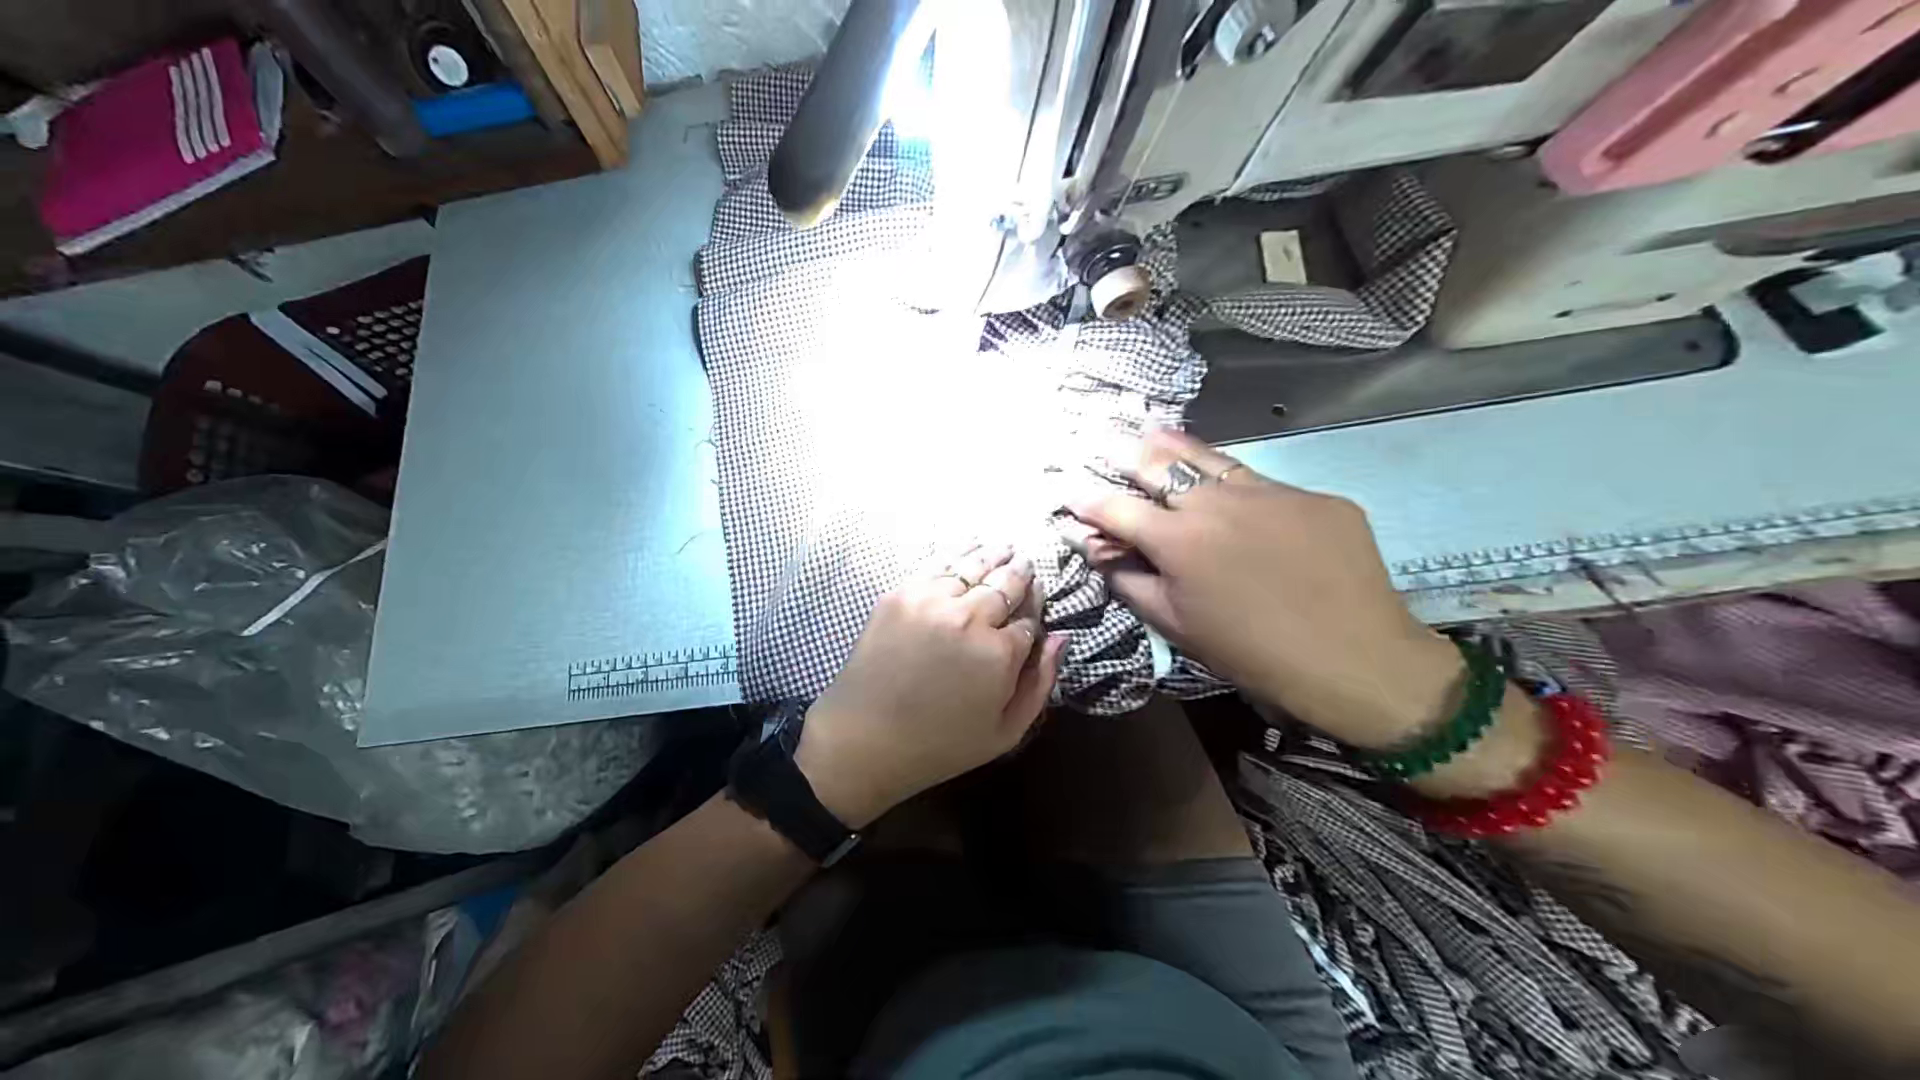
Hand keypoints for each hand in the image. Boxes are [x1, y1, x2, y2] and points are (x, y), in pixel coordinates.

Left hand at [795, 544, 1068, 827]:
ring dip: (994, 556)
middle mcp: (969, 618)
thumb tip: (1060, 637)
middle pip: (1005, 584)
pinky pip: (937, 563)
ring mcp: (932, 600)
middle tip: (1026, 564)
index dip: (1036, 608)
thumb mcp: (1005, 732)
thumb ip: (1040, 683)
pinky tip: (970, 545)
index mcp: (999, 654)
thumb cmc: (940, 745)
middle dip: (1020, 574)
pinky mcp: (901, 594)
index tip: (1037, 601)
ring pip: (973, 566)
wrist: (864, 739)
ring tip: (1004, 548)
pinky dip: (958, 551)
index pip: (1030, 618)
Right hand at [1064, 428, 1462, 748]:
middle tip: (1101, 437)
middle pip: (1158, 464)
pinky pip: (1263, 484)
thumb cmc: (1250, 654)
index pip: (1116, 507)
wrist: (1355, 660)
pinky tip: (1230, 491)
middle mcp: (1217, 502)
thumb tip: (1096, 549)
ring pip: (1211, 459)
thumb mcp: (1176, 625)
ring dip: (1174, 447)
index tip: (1068, 489)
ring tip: (1152, 431)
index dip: (1086, 497)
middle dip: (1123, 451)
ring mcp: (1270, 491)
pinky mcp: (1314, 496)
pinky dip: (1235, 486)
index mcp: (1177, 540)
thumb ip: (1129, 581)